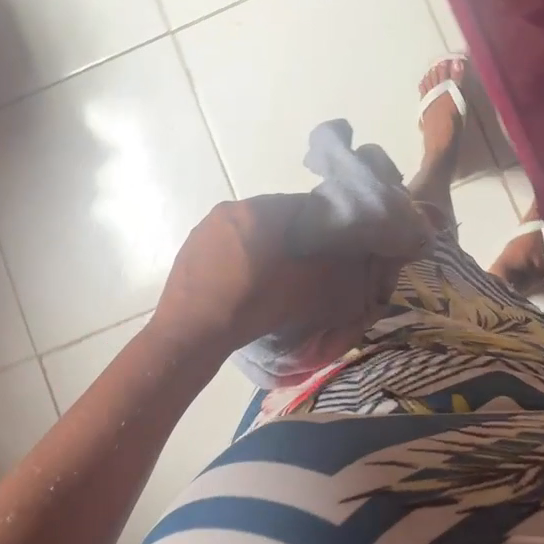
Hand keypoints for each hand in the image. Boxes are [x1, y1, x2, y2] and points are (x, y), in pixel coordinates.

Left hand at [148, 195, 386, 362]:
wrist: (189, 336)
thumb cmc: (249, 305)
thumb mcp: (301, 289)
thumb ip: (330, 269)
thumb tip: (353, 260)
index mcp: (255, 210)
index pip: (301, 206)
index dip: (323, 225)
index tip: (334, 246)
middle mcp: (228, 209)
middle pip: (274, 218)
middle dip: (294, 236)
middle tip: (308, 263)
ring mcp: (204, 229)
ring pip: (250, 231)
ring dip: (267, 247)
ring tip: (277, 277)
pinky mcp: (190, 250)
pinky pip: (228, 246)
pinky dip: (244, 258)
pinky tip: (248, 284)